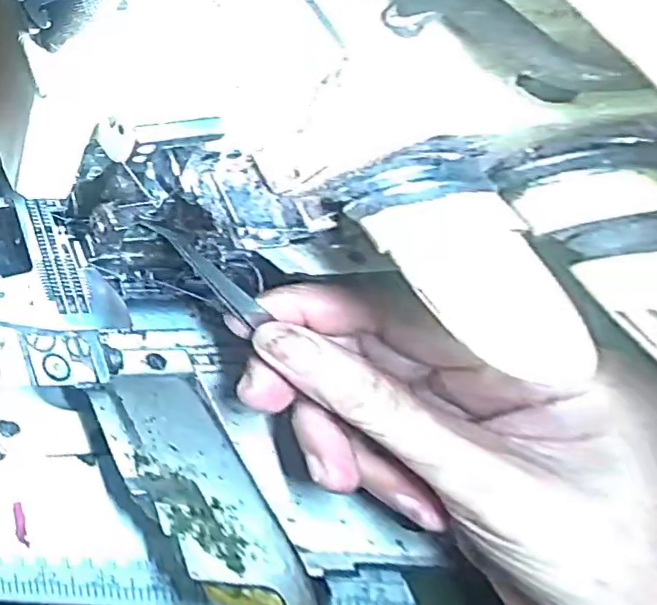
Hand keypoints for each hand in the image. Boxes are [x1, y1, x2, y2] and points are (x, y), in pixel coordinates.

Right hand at [236, 280, 656, 604]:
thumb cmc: (628, 576)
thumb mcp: (484, 482)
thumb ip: (374, 407)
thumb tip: (283, 344)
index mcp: (532, 362)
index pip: (395, 302)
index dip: (315, 307)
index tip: (259, 321)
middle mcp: (488, 370)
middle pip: (355, 343)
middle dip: (308, 382)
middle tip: (268, 396)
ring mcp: (458, 402)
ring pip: (343, 382)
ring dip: (329, 429)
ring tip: (346, 472)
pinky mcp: (431, 429)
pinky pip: (355, 416)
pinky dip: (352, 451)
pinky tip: (395, 490)